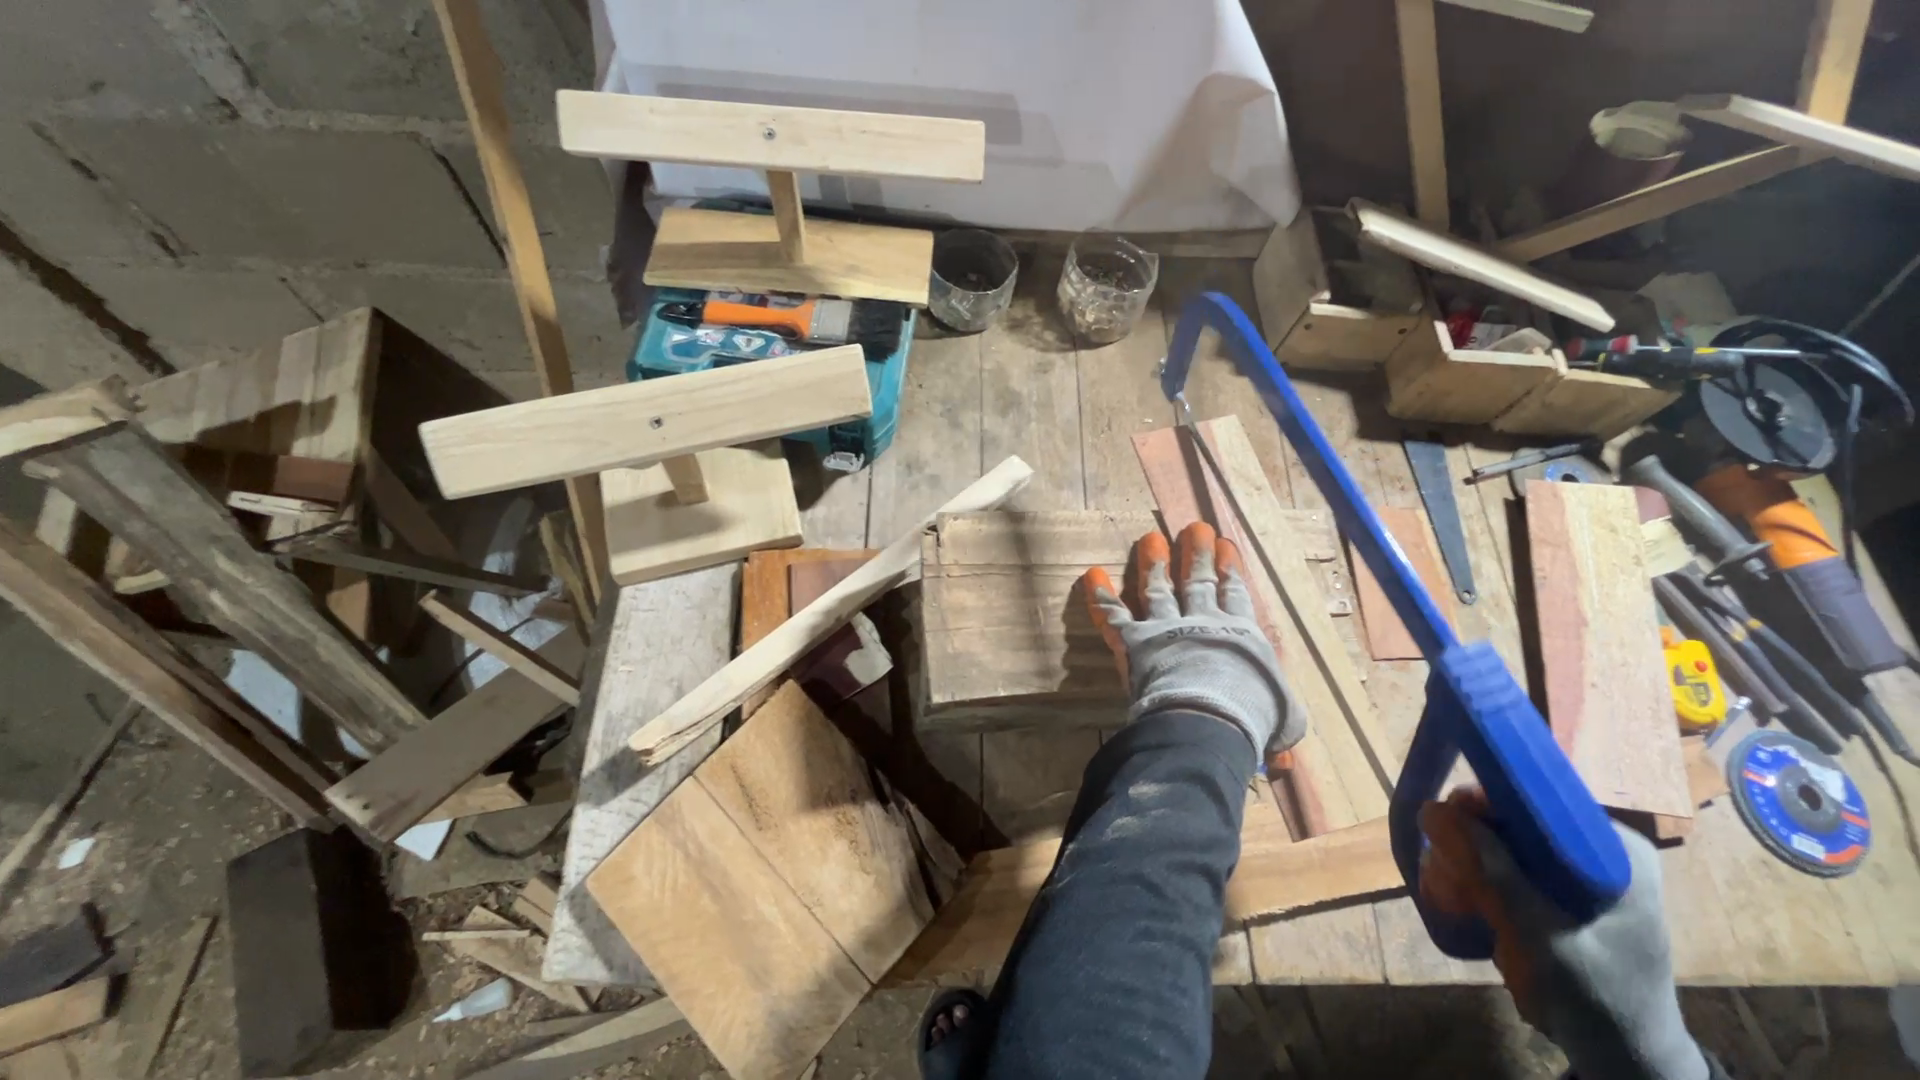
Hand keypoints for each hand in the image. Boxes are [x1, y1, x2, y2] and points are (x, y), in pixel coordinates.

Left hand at [1080, 521, 1303, 758]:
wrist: (1209, 717)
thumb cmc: (1251, 717)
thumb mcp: (1282, 722)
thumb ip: (1280, 727)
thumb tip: (1286, 766)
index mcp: (1240, 637)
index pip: (1235, 596)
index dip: (1230, 572)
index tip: (1227, 546)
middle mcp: (1203, 624)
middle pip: (1198, 582)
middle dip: (1196, 554)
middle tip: (1194, 527)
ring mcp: (1166, 628)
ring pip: (1158, 590)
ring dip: (1153, 563)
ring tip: (1151, 537)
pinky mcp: (1134, 640)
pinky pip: (1113, 615)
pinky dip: (1101, 596)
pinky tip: (1092, 575)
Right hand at [1421, 791, 1710, 1079]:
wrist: (1629, 1060)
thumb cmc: (1596, 997)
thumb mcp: (1541, 936)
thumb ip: (1493, 873)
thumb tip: (1432, 809)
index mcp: (1617, 848)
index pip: (1540, 795)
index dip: (1487, 800)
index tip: (1446, 822)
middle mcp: (1605, 846)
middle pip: (1522, 814)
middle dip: (1477, 833)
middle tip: (1446, 862)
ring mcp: (1590, 868)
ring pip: (1513, 837)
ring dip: (1478, 856)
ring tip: (1456, 884)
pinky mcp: (1572, 888)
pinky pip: (1518, 862)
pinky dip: (1490, 874)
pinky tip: (1475, 897)